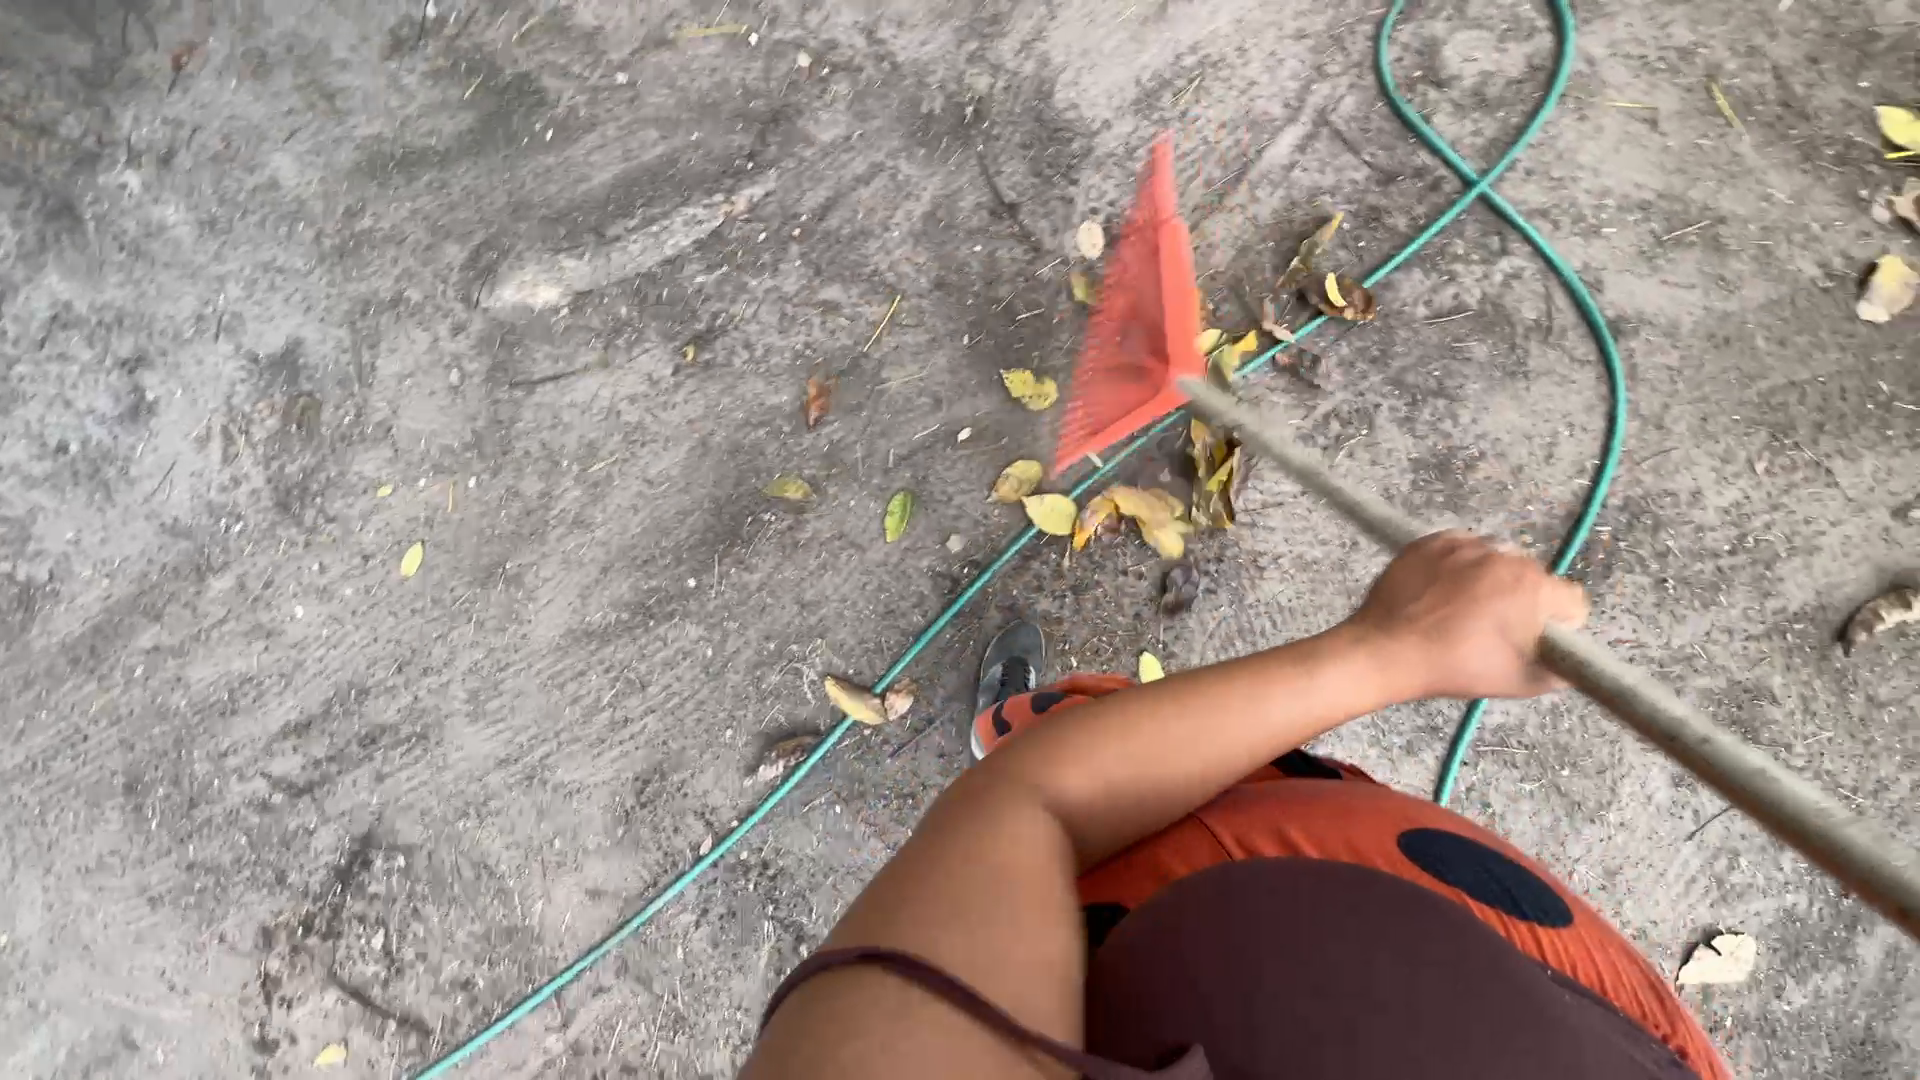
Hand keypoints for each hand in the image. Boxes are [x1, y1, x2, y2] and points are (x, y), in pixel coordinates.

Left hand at [1342, 530, 1588, 700]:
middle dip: (1520, 600)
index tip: (1530, 638)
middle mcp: (1500, 555)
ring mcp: (1460, 545)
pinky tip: (1441, 591)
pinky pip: (1457, 549)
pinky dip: (1455, 566)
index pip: (1569, 601)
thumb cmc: (1453, 666)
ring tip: (1460, 610)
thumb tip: (1571, 662)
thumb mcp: (1521, 680)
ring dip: (1487, 580)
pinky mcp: (1427, 542)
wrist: (1385, 650)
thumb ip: (1562, 670)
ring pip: (1493, 560)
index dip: (1555, 625)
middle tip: (1490, 626)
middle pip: (1531, 577)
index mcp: (1532, 585)